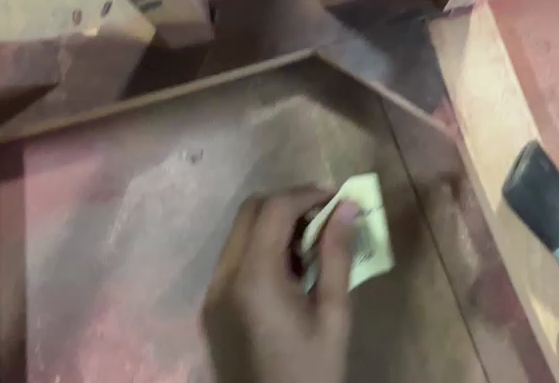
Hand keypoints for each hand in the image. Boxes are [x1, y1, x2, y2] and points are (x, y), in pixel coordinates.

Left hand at [203, 187, 359, 382]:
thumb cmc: (310, 375)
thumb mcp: (333, 317)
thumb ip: (337, 256)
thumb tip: (347, 206)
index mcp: (253, 280)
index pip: (274, 209)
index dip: (307, 194)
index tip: (337, 200)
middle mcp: (223, 279)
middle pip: (251, 210)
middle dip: (289, 203)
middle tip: (324, 217)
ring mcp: (212, 294)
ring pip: (239, 232)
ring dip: (273, 224)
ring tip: (310, 245)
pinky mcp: (211, 309)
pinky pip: (234, 258)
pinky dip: (260, 247)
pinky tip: (289, 270)